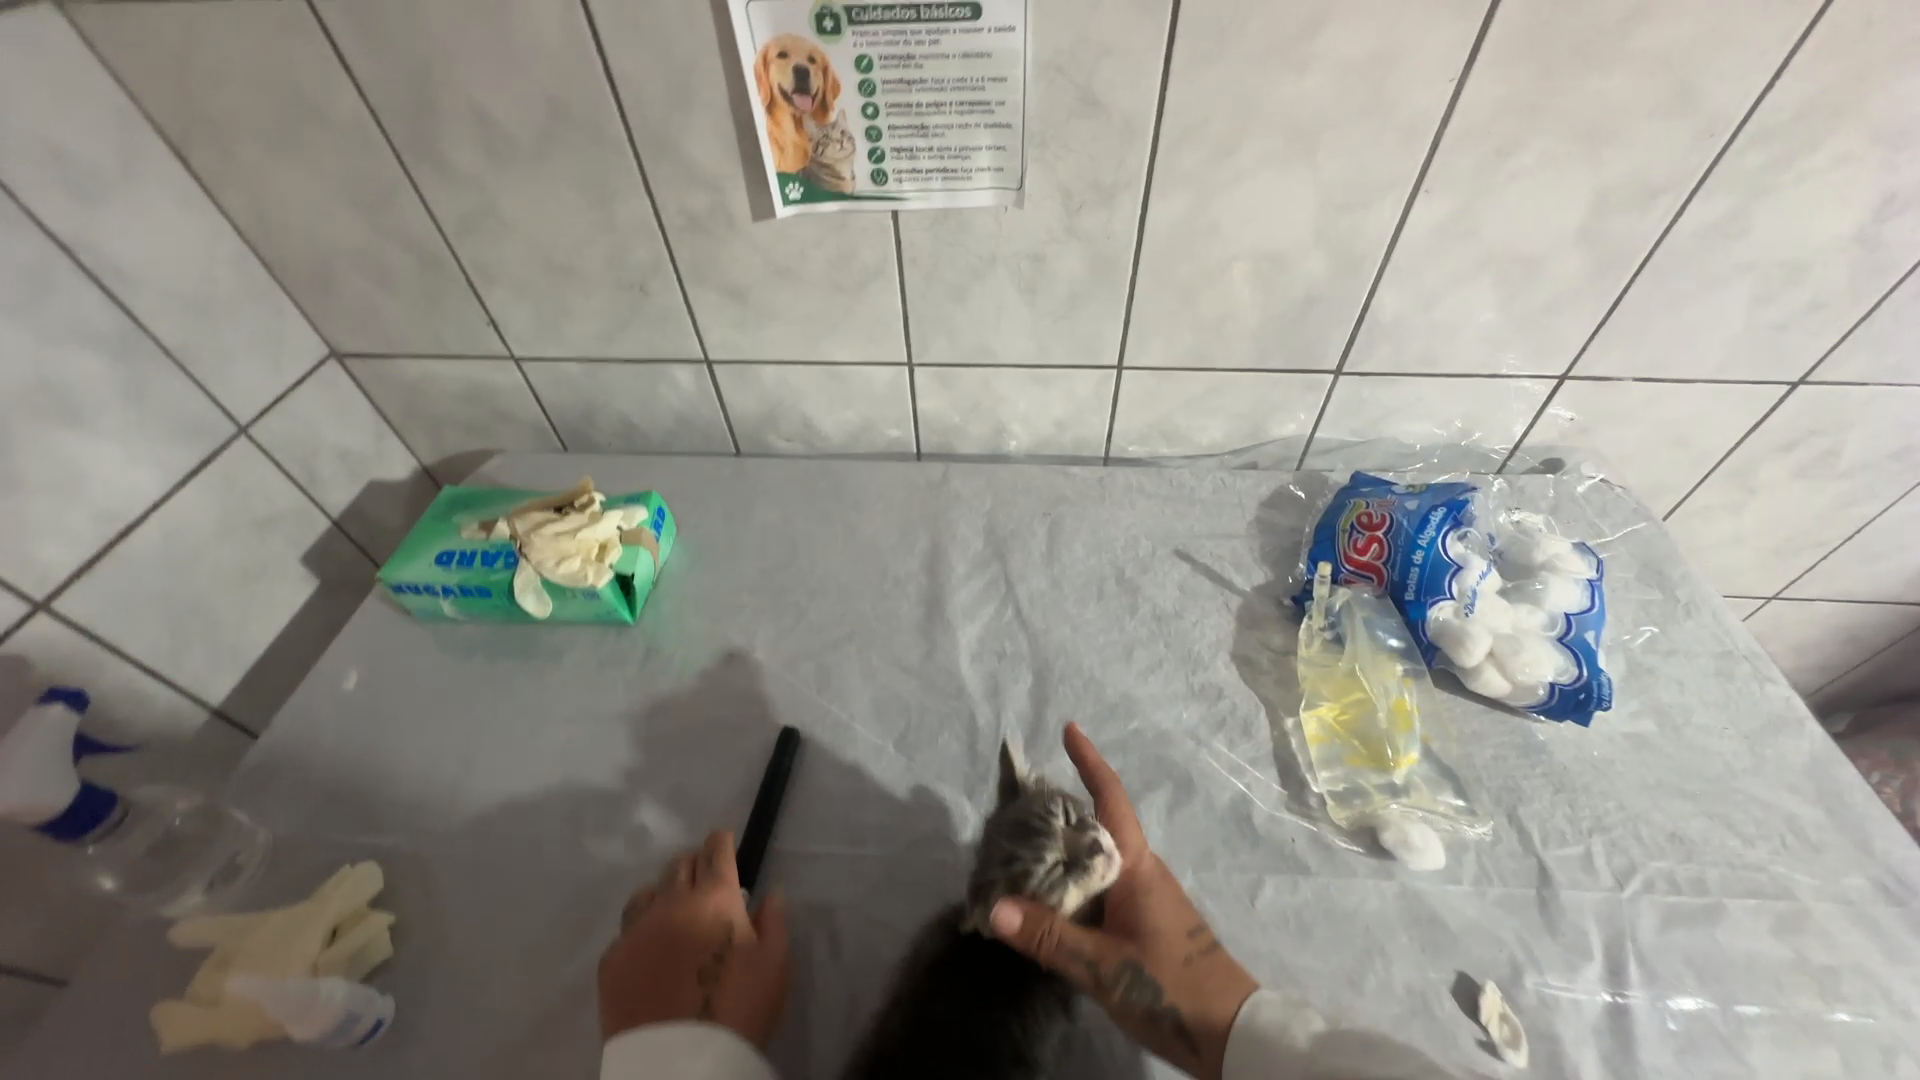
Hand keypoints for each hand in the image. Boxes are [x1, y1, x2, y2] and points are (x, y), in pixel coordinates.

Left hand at [597, 831, 790, 1048]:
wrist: (682, 1065)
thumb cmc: (739, 1009)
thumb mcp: (775, 965)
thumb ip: (774, 921)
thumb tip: (770, 893)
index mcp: (715, 897)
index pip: (715, 850)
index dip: (721, 843)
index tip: (724, 845)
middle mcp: (672, 903)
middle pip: (679, 864)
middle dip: (694, 866)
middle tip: (705, 885)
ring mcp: (636, 931)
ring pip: (646, 892)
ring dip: (663, 895)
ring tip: (673, 916)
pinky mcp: (611, 962)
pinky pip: (625, 932)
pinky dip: (640, 933)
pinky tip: (650, 954)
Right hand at [989, 725, 1258, 1079]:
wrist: (1235, 1036)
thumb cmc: (1173, 989)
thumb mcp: (1105, 968)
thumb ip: (1050, 938)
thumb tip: (994, 907)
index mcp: (1136, 866)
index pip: (1111, 798)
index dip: (1090, 761)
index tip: (1070, 729)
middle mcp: (1142, 870)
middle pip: (1098, 824)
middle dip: (1062, 808)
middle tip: (1018, 805)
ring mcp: (1146, 895)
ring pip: (1100, 856)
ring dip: (1066, 845)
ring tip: (1024, 846)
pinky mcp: (1145, 920)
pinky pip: (1104, 883)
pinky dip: (1075, 877)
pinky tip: (1053, 894)